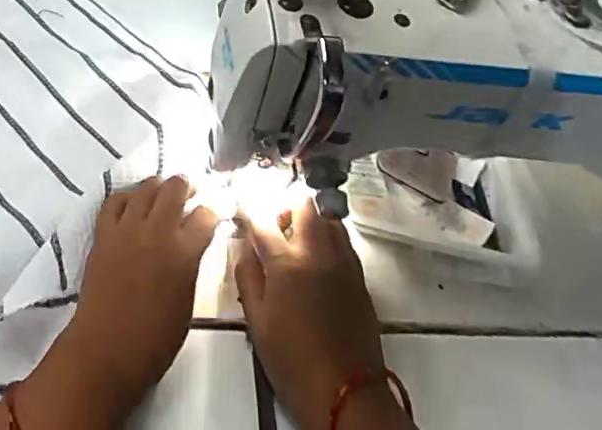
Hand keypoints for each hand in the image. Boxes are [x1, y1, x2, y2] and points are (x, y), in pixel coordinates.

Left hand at [0, 176, 216, 429]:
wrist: (106, 350)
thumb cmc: (154, 340)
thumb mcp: (187, 302)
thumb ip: (190, 265)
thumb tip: (190, 245)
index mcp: (183, 252)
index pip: (205, 214)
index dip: (212, 211)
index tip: (211, 213)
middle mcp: (157, 231)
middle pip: (175, 187)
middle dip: (187, 186)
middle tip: (189, 192)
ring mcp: (127, 227)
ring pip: (146, 187)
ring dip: (158, 186)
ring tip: (162, 193)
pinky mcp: (104, 232)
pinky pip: (115, 200)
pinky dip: (127, 197)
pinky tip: (132, 203)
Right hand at [236, 204, 407, 429]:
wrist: (347, 395)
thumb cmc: (293, 362)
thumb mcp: (257, 322)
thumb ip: (247, 276)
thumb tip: (245, 247)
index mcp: (286, 263)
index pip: (262, 221)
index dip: (247, 211)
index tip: (241, 210)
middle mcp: (317, 253)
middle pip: (304, 206)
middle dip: (285, 208)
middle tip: (275, 228)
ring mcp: (343, 263)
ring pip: (328, 218)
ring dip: (311, 220)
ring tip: (298, 242)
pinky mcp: (360, 277)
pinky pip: (344, 241)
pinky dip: (328, 238)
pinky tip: (318, 261)